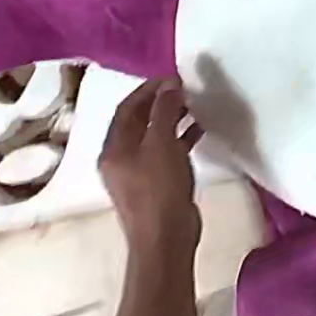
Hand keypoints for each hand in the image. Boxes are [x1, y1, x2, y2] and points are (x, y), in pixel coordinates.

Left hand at [99, 80, 202, 273]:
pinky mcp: (156, 182)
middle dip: (161, 101)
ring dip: (172, 117)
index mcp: (114, 148)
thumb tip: (170, 85)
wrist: (165, 238)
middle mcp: (121, 157)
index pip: (127, 107)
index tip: (174, 77)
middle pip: (139, 120)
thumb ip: (165, 111)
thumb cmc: (159, 188)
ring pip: (154, 134)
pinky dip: (181, 136)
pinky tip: (200, 130)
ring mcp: (138, 171)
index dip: (148, 89)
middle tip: (186, 89)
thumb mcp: (162, 143)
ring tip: (195, 104)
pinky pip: (166, 150)